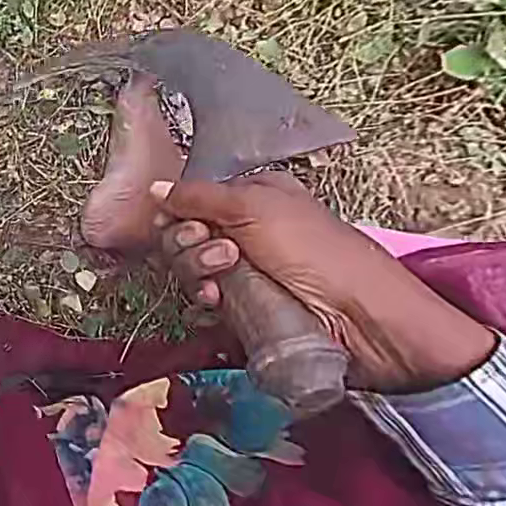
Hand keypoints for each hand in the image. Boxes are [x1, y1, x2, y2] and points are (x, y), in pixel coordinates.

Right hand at [153, 172, 496, 392]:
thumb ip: (198, 196)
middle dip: (190, 243)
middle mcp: (240, 228)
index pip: (190, 199)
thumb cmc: (312, 250)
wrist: (351, 315)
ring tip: (226, 275)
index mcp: (250, 196)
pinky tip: (219, 299)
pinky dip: (203, 295)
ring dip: (197, 269)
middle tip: (222, 251)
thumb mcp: (254, 207)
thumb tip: (153, 189)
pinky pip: (197, 294)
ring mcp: (236, 266)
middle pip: (181, 231)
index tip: (186, 222)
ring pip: (185, 264)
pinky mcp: (234, 300)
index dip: (179, 211)